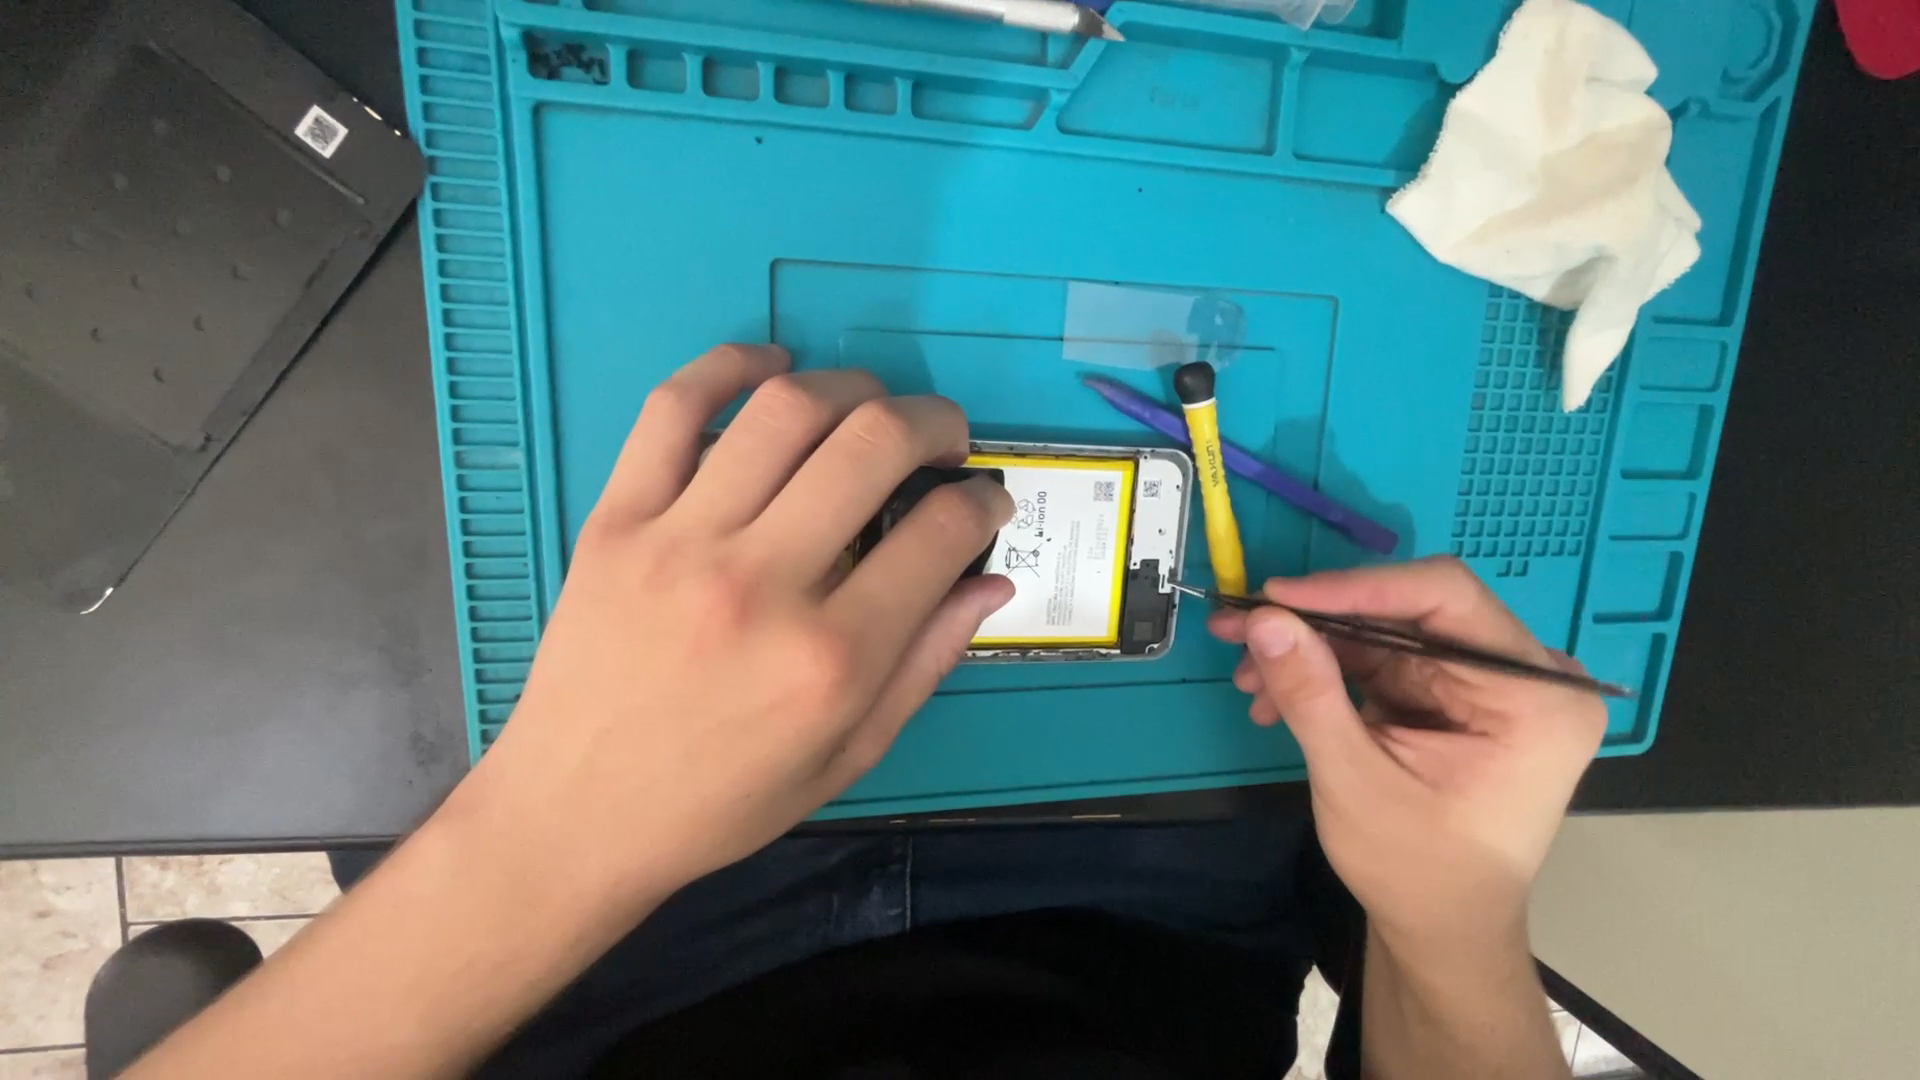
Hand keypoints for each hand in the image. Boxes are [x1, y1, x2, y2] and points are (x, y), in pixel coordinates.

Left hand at [453, 344, 1013, 911]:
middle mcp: (763, 583)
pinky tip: (772, 364)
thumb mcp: (852, 754)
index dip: (983, 501)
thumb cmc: (726, 799)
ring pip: (786, 409)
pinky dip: (728, 364)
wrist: (578, 817)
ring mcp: (680, 541)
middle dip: (934, 421)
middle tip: (945, 437)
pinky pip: (672, 408)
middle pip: (873, 444)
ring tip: (872, 406)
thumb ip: (929, 660)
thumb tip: (991, 580)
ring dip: (852, 388)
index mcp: (835, 656)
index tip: (985, 499)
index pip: (941, 531)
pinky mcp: (615, 520)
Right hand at [1207, 558, 1606, 954]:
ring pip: (1376, 632)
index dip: (1355, 587)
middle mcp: (1517, 675)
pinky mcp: (1441, 694)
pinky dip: (1317, 672)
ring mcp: (1477, 683)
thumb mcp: (1354, 780)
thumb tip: (1263, 619)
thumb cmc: (1416, 868)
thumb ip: (1311, 693)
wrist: (1437, 927)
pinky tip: (1271, 696)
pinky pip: (1370, 660)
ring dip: (1304, 649)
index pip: (1445, 599)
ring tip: (1245, 675)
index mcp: (1533, 696)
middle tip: (1236, 627)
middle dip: (1313, 621)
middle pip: (1403, 611)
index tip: (1276, 597)